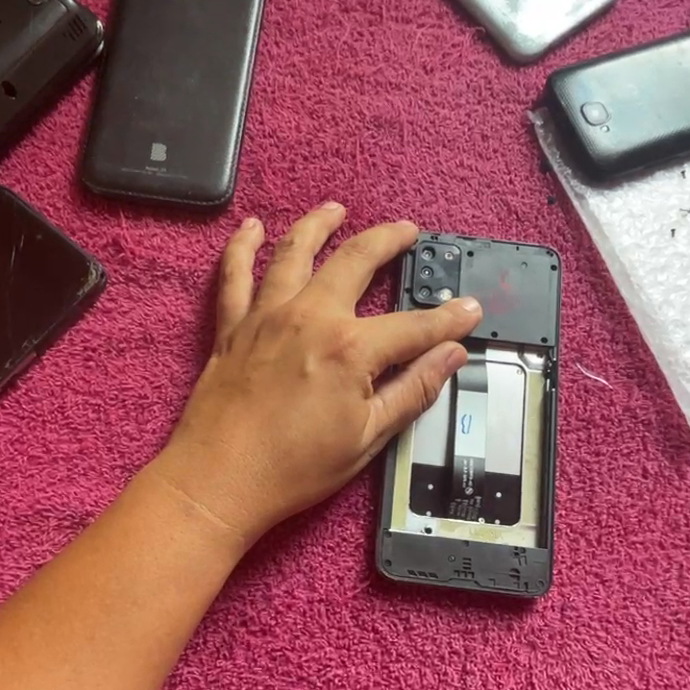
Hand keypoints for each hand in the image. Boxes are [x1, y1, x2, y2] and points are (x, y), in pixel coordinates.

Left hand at [147, 203, 482, 542]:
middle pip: (356, 261)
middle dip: (387, 240)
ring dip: (319, 224)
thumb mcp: (367, 438)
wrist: (219, 480)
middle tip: (406, 230)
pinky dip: (242, 247)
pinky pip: (235, 275)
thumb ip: (412, 391)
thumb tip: (451, 356)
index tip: (470, 309)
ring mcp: (267, 317)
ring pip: (295, 252)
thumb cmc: (293, 469)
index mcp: (350, 349)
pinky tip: (250, 227)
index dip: (448, 318)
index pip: (414, 326)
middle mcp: (310, 318)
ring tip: (335, 208)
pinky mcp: (232, 328)